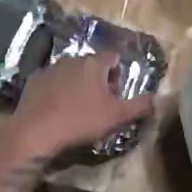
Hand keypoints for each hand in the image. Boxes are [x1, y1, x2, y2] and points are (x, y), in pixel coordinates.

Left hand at [1, 53, 154, 159]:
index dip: (118, 76)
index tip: (115, 97)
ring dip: (77, 86)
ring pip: (71, 73)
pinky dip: (57, 91)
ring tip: (77, 110)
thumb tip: (158, 99)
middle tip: (99, 106)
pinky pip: (52, 82)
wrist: (36, 132)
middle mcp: (72, 59)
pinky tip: (57, 111)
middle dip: (98, 82)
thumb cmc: (81, 121)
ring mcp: (50, 68)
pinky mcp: (33, 80)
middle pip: (92, 65)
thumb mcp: (117, 117)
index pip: (113, 59)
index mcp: (94, 64)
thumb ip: (140, 106)